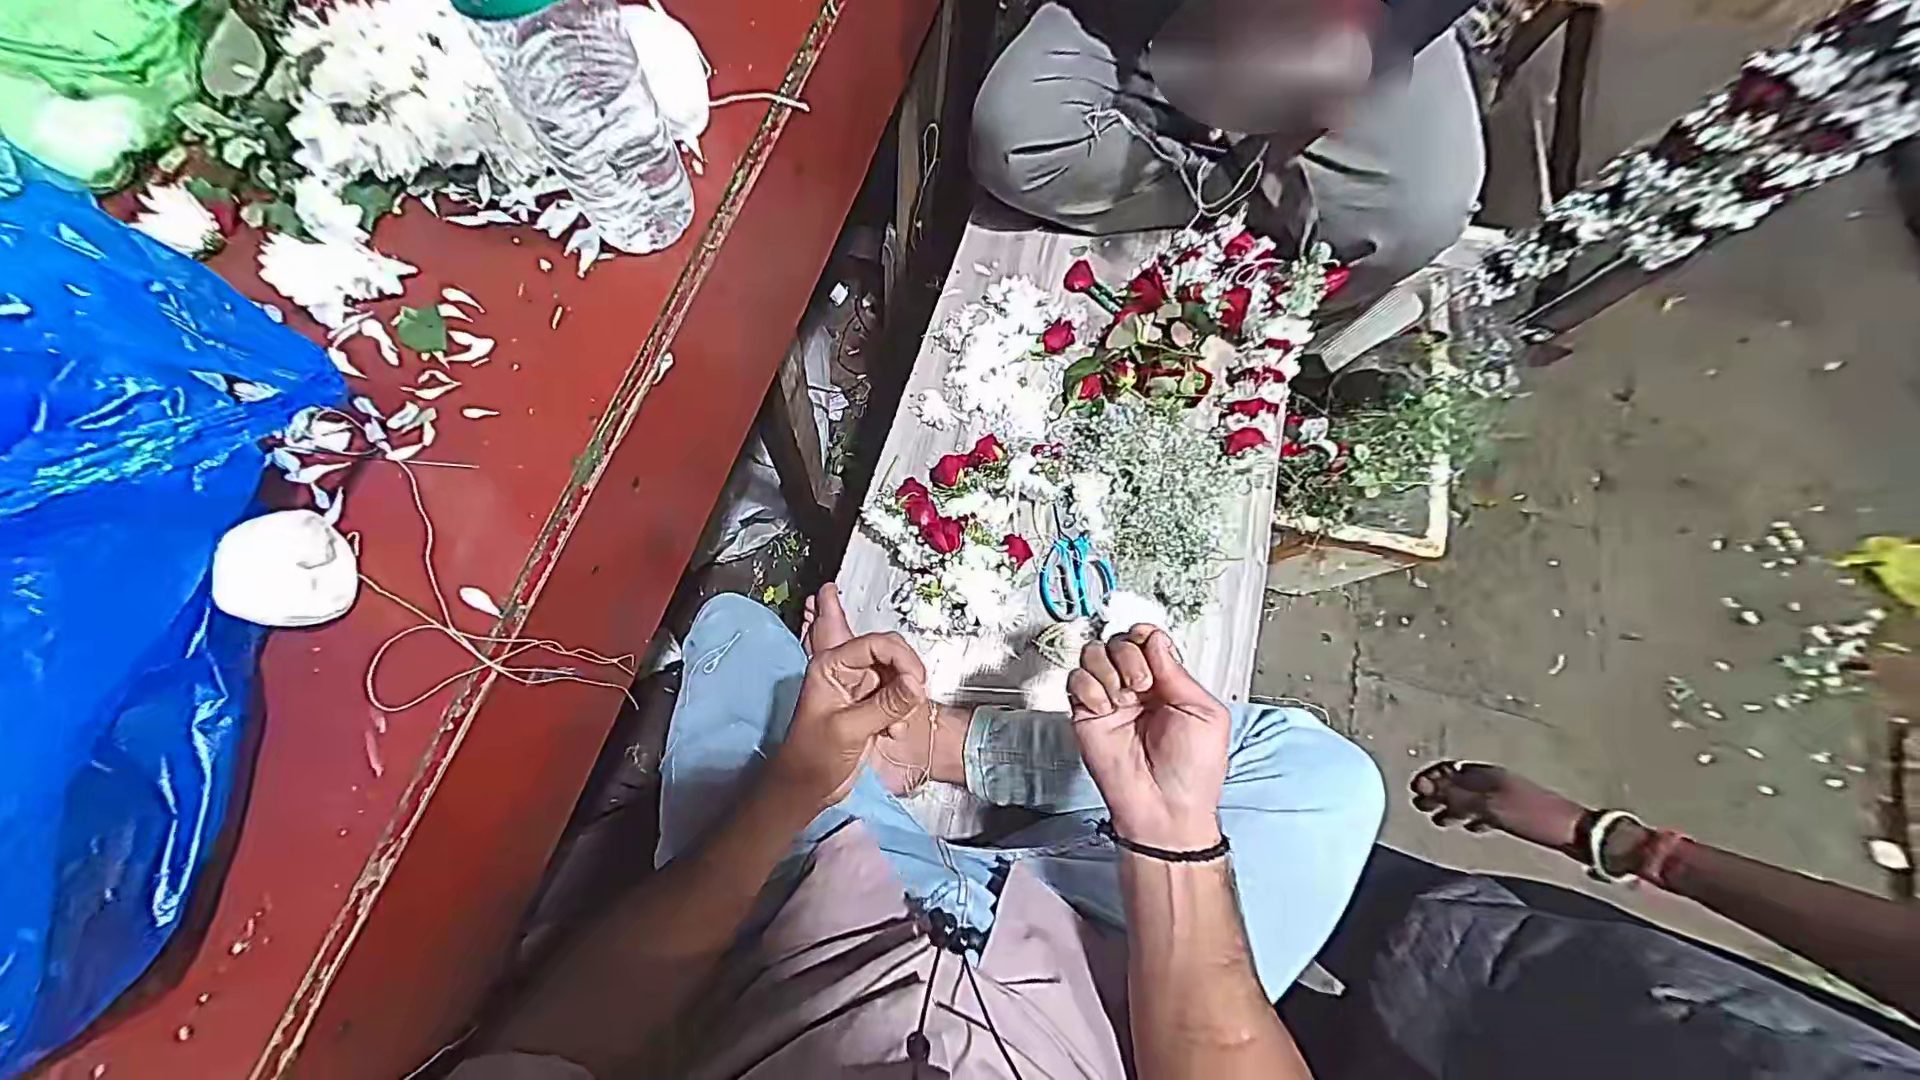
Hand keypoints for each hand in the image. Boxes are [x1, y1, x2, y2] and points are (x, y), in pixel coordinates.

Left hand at [771, 630, 927, 810]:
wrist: (807, 789)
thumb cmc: (815, 757)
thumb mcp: (850, 730)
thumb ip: (887, 705)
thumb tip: (918, 683)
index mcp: (832, 664)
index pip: (875, 644)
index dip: (901, 657)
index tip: (919, 682)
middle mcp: (847, 668)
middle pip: (890, 653)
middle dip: (907, 675)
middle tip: (917, 699)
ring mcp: (860, 686)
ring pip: (898, 674)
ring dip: (906, 697)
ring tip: (897, 725)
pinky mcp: (872, 704)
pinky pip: (899, 695)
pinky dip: (903, 711)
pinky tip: (893, 733)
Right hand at [1068, 626, 1230, 850]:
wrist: (1165, 809)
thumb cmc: (1193, 771)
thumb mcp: (1204, 714)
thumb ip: (1177, 672)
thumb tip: (1155, 638)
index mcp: (1166, 682)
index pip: (1146, 639)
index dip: (1144, 636)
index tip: (1148, 646)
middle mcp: (1135, 686)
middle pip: (1118, 641)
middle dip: (1129, 657)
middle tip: (1142, 685)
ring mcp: (1109, 699)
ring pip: (1093, 654)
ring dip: (1108, 670)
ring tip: (1124, 698)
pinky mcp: (1085, 714)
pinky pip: (1076, 680)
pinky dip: (1090, 688)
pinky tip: (1106, 708)